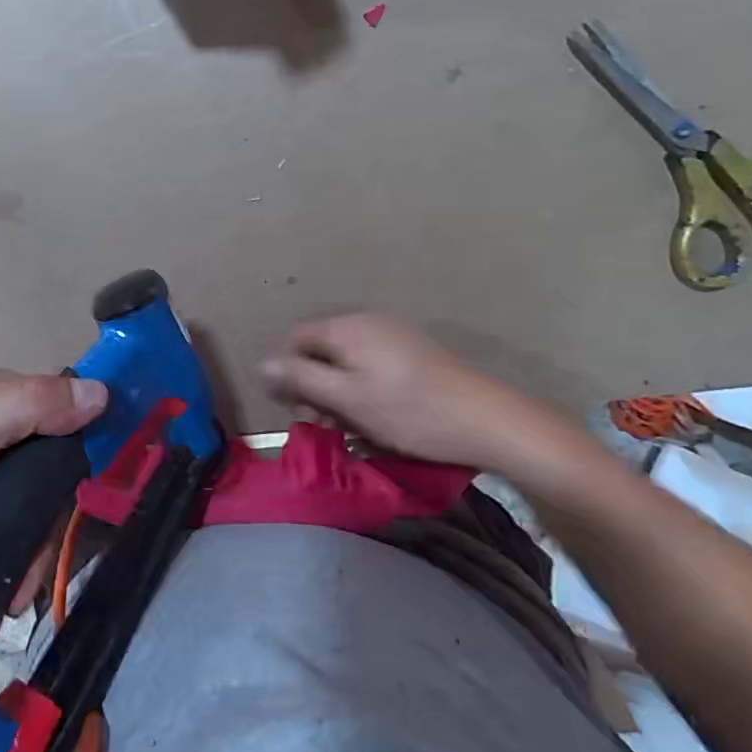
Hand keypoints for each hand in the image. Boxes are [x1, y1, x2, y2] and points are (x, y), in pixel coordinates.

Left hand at [0, 373, 107, 621]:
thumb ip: (25, 406)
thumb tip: (102, 392)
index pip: (67, 404)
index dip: (96, 431)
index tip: (117, 474)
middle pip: (61, 470)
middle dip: (60, 517)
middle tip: (44, 554)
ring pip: (43, 516)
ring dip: (38, 554)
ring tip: (15, 592)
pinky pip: (18, 549)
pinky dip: (18, 574)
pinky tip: (4, 599)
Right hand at [260, 313, 577, 474]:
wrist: (489, 421)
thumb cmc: (410, 412)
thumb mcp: (347, 399)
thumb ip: (300, 379)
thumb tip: (262, 364)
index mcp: (347, 327)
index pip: (295, 340)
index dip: (290, 375)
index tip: (304, 412)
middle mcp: (368, 322)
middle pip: (321, 351)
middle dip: (317, 388)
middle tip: (331, 427)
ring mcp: (394, 336)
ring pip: (346, 363)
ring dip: (341, 395)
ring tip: (358, 429)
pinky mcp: (414, 354)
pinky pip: (372, 368)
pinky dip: (366, 392)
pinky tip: (381, 419)